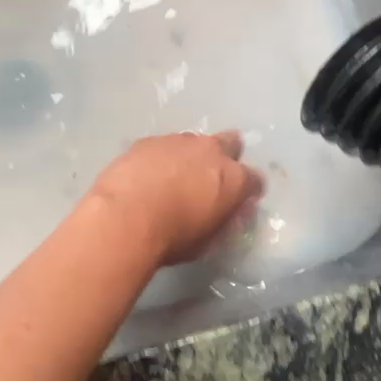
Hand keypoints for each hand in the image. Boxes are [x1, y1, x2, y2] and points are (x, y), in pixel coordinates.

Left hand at [87, 132, 263, 264]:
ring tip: (175, 178)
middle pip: (230, 142)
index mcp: (233, 178)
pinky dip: (162, 158)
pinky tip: (149, 176)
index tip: (243, 200)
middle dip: (227, 156)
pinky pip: (164, 146)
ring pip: (194, 142)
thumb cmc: (173, 238)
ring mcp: (179, 141)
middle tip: (213, 177)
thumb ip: (224, 221)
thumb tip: (233, 213)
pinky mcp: (150, 140)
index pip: (255, 179)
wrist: (125, 217)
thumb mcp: (208, 241)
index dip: (250, 190)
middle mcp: (211, 151)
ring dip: (191, 157)